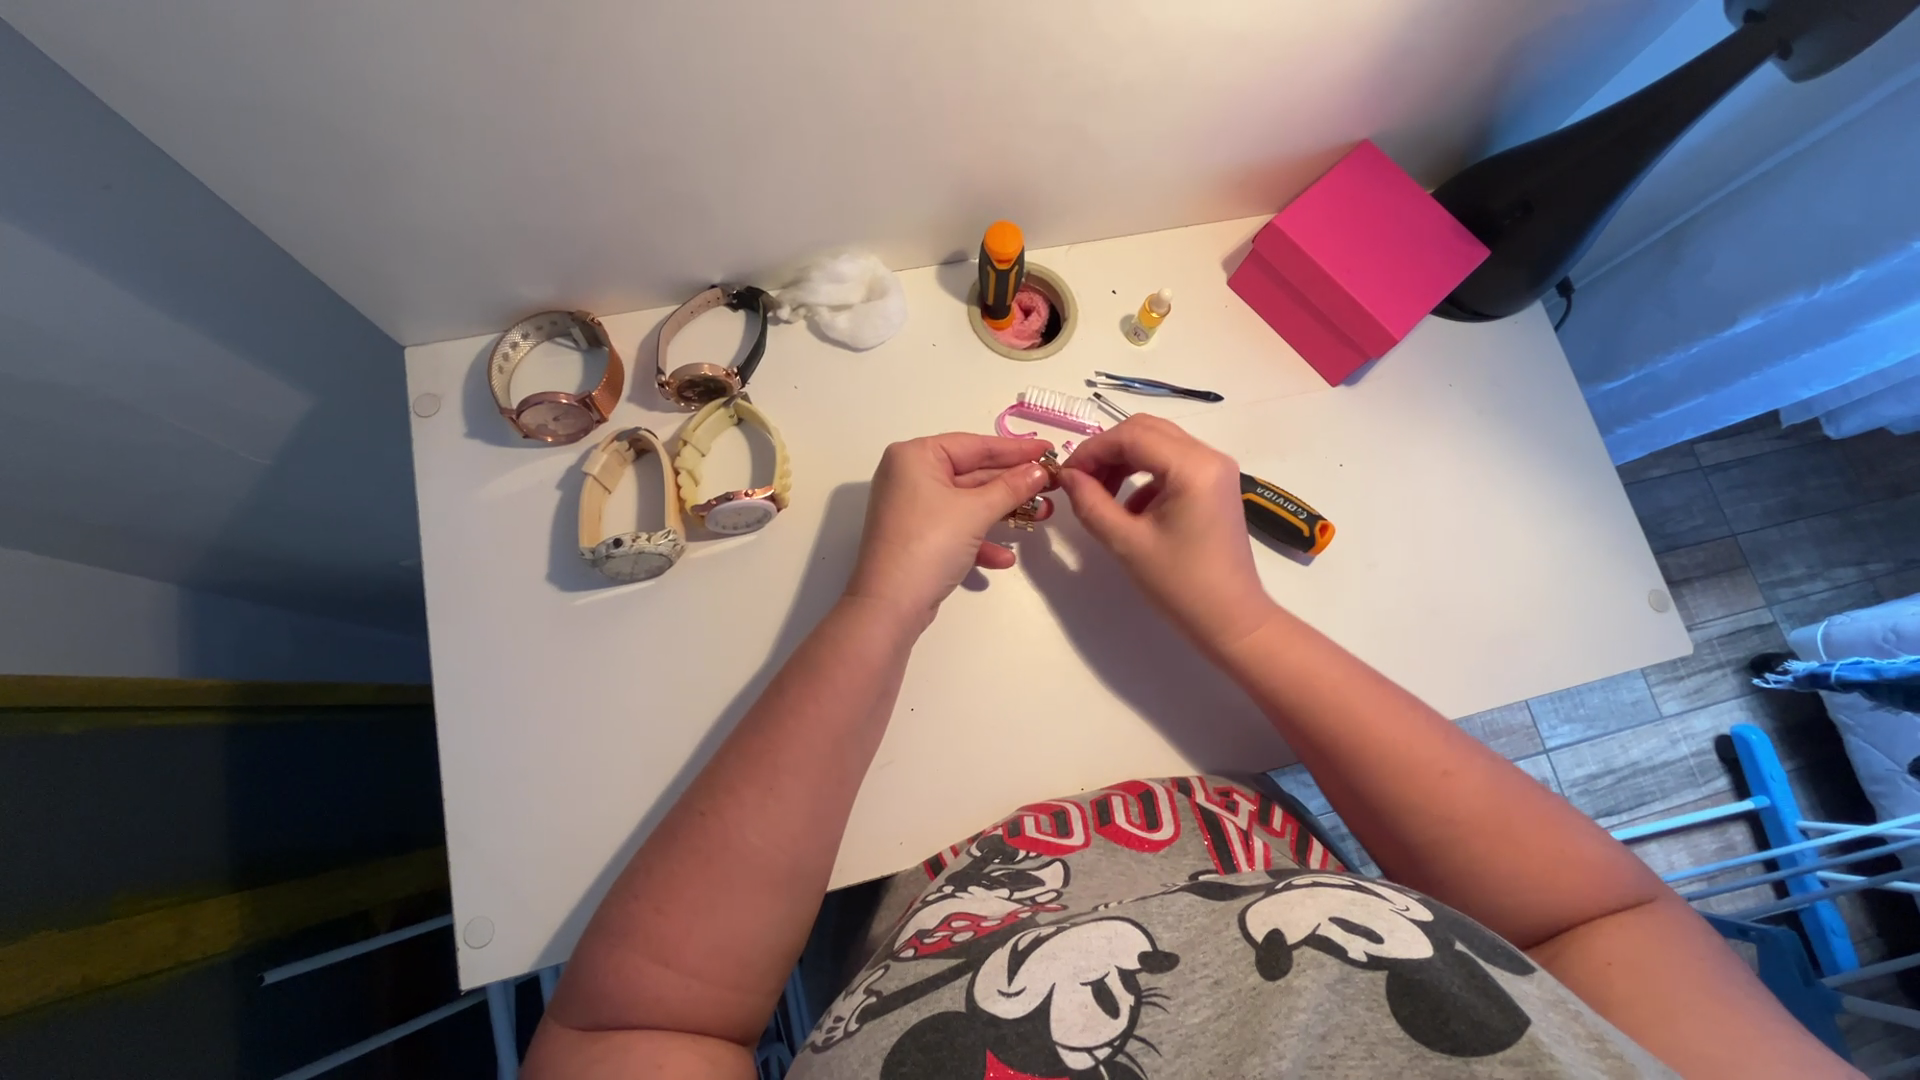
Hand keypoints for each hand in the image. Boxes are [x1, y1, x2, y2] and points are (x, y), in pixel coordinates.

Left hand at [845, 434, 1055, 622]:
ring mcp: (913, 509)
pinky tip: (1004, 558)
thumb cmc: (929, 544)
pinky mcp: (918, 538)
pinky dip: (979, 540)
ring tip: (1043, 514)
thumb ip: (1011, 487)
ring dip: (1002, 512)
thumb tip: (1039, 470)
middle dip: (1013, 484)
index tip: (1048, 449)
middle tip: (1052, 483)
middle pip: (972, 473)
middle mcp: (910, 476)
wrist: (890, 605)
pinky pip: (955, 530)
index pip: (974, 445)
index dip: (1014, 449)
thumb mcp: (975, 512)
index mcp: (915, 456)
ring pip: (967, 503)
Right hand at [1058, 416, 1276, 653]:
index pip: (1131, 436)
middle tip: (1080, 481)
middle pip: (1146, 430)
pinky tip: (1128, 507)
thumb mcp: (1126, 542)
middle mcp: (1209, 457)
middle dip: (1107, 451)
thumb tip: (1067, 476)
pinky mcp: (1214, 484)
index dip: (1092, 450)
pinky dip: (1143, 475)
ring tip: (1099, 493)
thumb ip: (1091, 503)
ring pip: (1158, 443)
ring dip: (1123, 460)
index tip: (1066, 475)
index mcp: (1192, 467)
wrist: (1229, 619)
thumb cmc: (1179, 584)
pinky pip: (1171, 462)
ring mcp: (1216, 469)